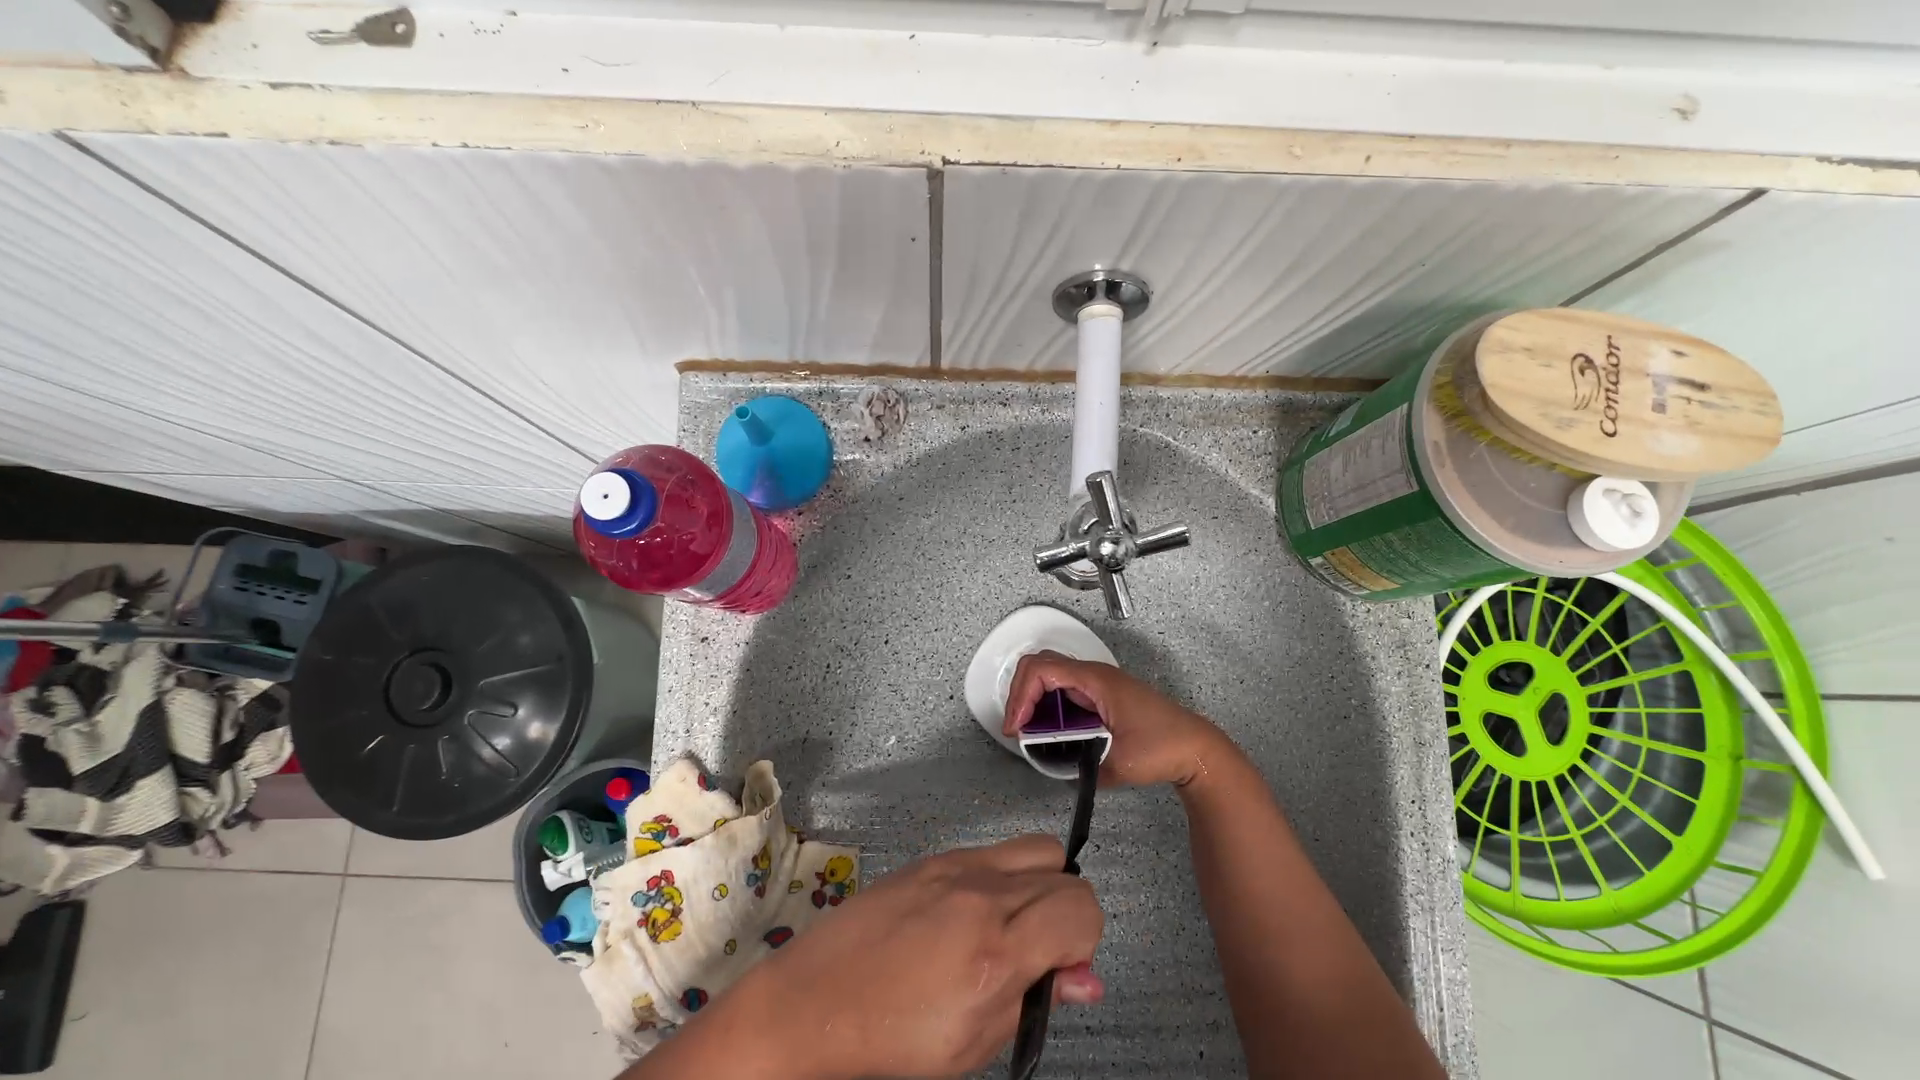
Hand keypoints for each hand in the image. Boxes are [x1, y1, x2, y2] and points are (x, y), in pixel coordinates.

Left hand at [719, 835, 1105, 1079]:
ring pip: (1037, 849)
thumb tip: (1087, 978)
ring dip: (1042, 884)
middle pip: (1066, 876)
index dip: (1085, 945)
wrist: (812, 1003)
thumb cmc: (893, 1041)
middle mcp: (980, 896)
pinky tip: (971, 913)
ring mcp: (952, 868)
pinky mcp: (929, 857)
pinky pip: (993, 850)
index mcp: (996, 951)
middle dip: (1068, 916)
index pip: (1082, 911)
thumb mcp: (975, 1043)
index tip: (1061, 970)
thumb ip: (1036, 1000)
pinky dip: (1003, 875)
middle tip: (1039, 954)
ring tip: (1011, 926)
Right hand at [1004, 650, 1238, 788]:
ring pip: (1051, 675)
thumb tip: (1057, 769)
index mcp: (1096, 680)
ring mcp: (1099, 684)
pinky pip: (1065, 689)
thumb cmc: (1163, 747)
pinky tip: (1049, 731)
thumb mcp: (1118, 763)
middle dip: (1020, 694)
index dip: (1020, 697)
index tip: (1017, 729)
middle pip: (1040, 665)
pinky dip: (1048, 705)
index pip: (1041, 670)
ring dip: (1033, 698)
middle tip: (1017, 728)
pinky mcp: (1103, 696)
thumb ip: (1082, 766)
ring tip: (1027, 731)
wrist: (1196, 749)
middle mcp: (1095, 674)